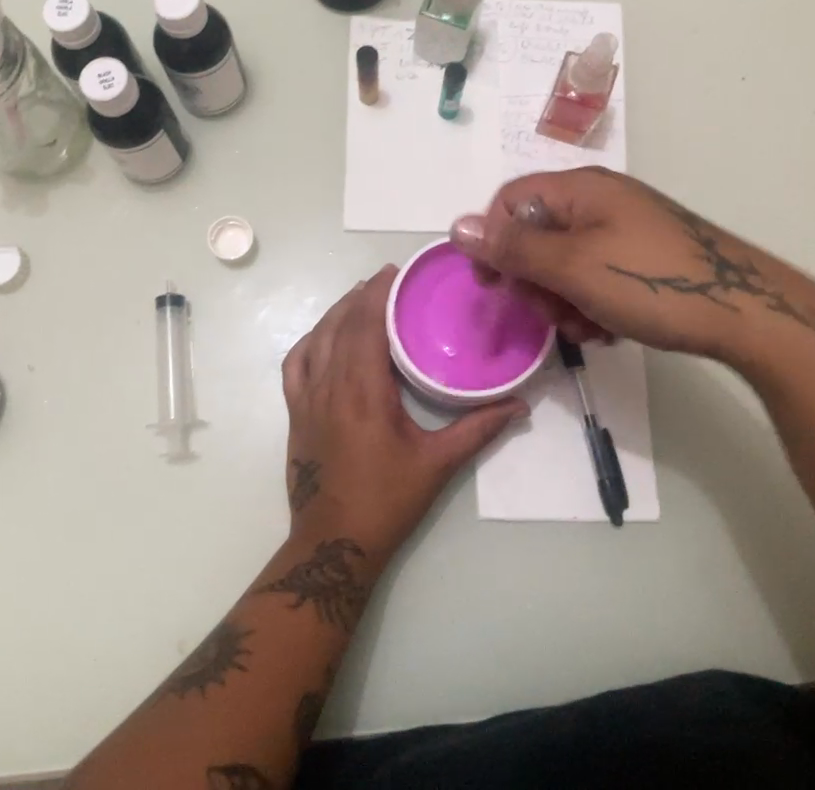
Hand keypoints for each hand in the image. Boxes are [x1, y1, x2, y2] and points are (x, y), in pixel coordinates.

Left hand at [281, 266, 527, 559]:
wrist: (333, 542)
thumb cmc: (387, 501)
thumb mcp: (437, 464)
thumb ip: (478, 429)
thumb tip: (520, 405)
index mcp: (363, 392)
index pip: (364, 325)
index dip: (376, 293)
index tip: (394, 272)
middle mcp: (329, 386)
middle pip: (339, 325)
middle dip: (361, 296)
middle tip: (386, 280)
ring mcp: (305, 399)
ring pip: (315, 340)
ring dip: (336, 313)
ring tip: (360, 300)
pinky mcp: (295, 413)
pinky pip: (295, 364)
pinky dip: (310, 342)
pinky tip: (324, 337)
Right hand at [449, 167, 763, 359]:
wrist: (747, 312)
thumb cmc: (653, 282)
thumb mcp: (572, 266)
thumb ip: (513, 247)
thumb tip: (457, 226)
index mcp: (581, 190)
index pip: (510, 202)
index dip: (491, 241)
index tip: (493, 285)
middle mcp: (601, 202)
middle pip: (536, 235)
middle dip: (532, 279)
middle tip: (548, 313)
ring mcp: (625, 232)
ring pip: (564, 263)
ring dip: (561, 300)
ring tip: (584, 327)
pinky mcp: (644, 260)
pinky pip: (596, 277)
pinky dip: (591, 304)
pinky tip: (607, 331)